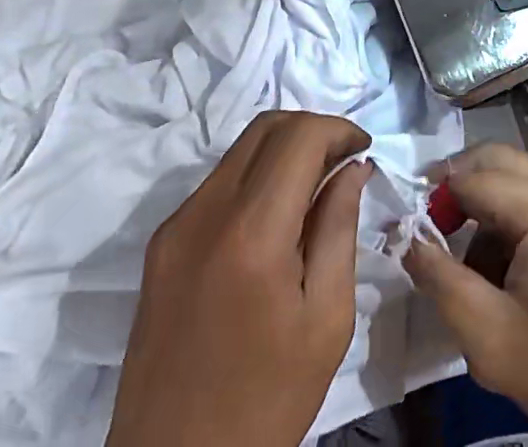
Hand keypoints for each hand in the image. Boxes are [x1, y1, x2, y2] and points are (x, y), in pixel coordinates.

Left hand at [106, 112, 373, 446]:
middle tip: (345, 161)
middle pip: (264, 128)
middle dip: (312, 130)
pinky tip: (277, 217)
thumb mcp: (326, 319)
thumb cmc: (267, 399)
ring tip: (317, 187)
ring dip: (283, 152)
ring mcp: (176, 224)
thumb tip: (353, 168)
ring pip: (238, 151)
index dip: (337, 129)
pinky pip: (217, 184)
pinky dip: (255, 179)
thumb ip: (339, 228)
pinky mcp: (163, 241)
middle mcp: (205, 211)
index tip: (364, 150)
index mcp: (252, 232)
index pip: (297, 137)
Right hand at [404, 144, 527, 446]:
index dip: (431, 204)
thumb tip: (406, 238)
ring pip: (511, 176)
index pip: (465, 178)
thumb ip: (437, 277)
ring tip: (469, 268)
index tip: (409, 236)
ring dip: (482, 208)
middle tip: (432, 238)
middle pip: (489, 160)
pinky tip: (504, 271)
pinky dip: (508, 219)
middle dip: (455, 193)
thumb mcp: (488, 333)